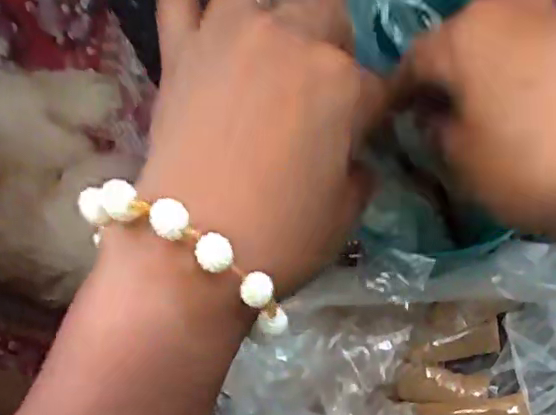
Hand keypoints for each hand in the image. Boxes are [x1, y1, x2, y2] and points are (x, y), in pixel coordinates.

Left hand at [136, 0, 384, 295]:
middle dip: (336, 49)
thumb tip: (357, 160)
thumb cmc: (281, 240)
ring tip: (273, 58)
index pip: (376, 88)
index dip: (375, 117)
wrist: (194, 249)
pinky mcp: (179, 48)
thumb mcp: (342, 220)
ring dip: (278, 18)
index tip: (366, 139)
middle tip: (323, 95)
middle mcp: (291, 40)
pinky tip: (210, 27)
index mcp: (342, 86)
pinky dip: (198, 6)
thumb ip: (359, 177)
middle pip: (328, 14)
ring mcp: (229, 34)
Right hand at [396, 0, 555, 248]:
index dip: (397, 98)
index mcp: (463, 33)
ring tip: (477, 129)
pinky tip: (517, 122)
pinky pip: (530, 61)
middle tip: (434, 129)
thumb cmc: (526, 165)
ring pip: (496, 51)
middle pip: (457, 47)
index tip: (391, 127)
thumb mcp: (462, 163)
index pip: (413, 61)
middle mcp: (505, 10)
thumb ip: (435, 136)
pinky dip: (514, 87)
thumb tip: (429, 119)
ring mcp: (550, 19)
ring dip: (480, 85)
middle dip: (442, 85)